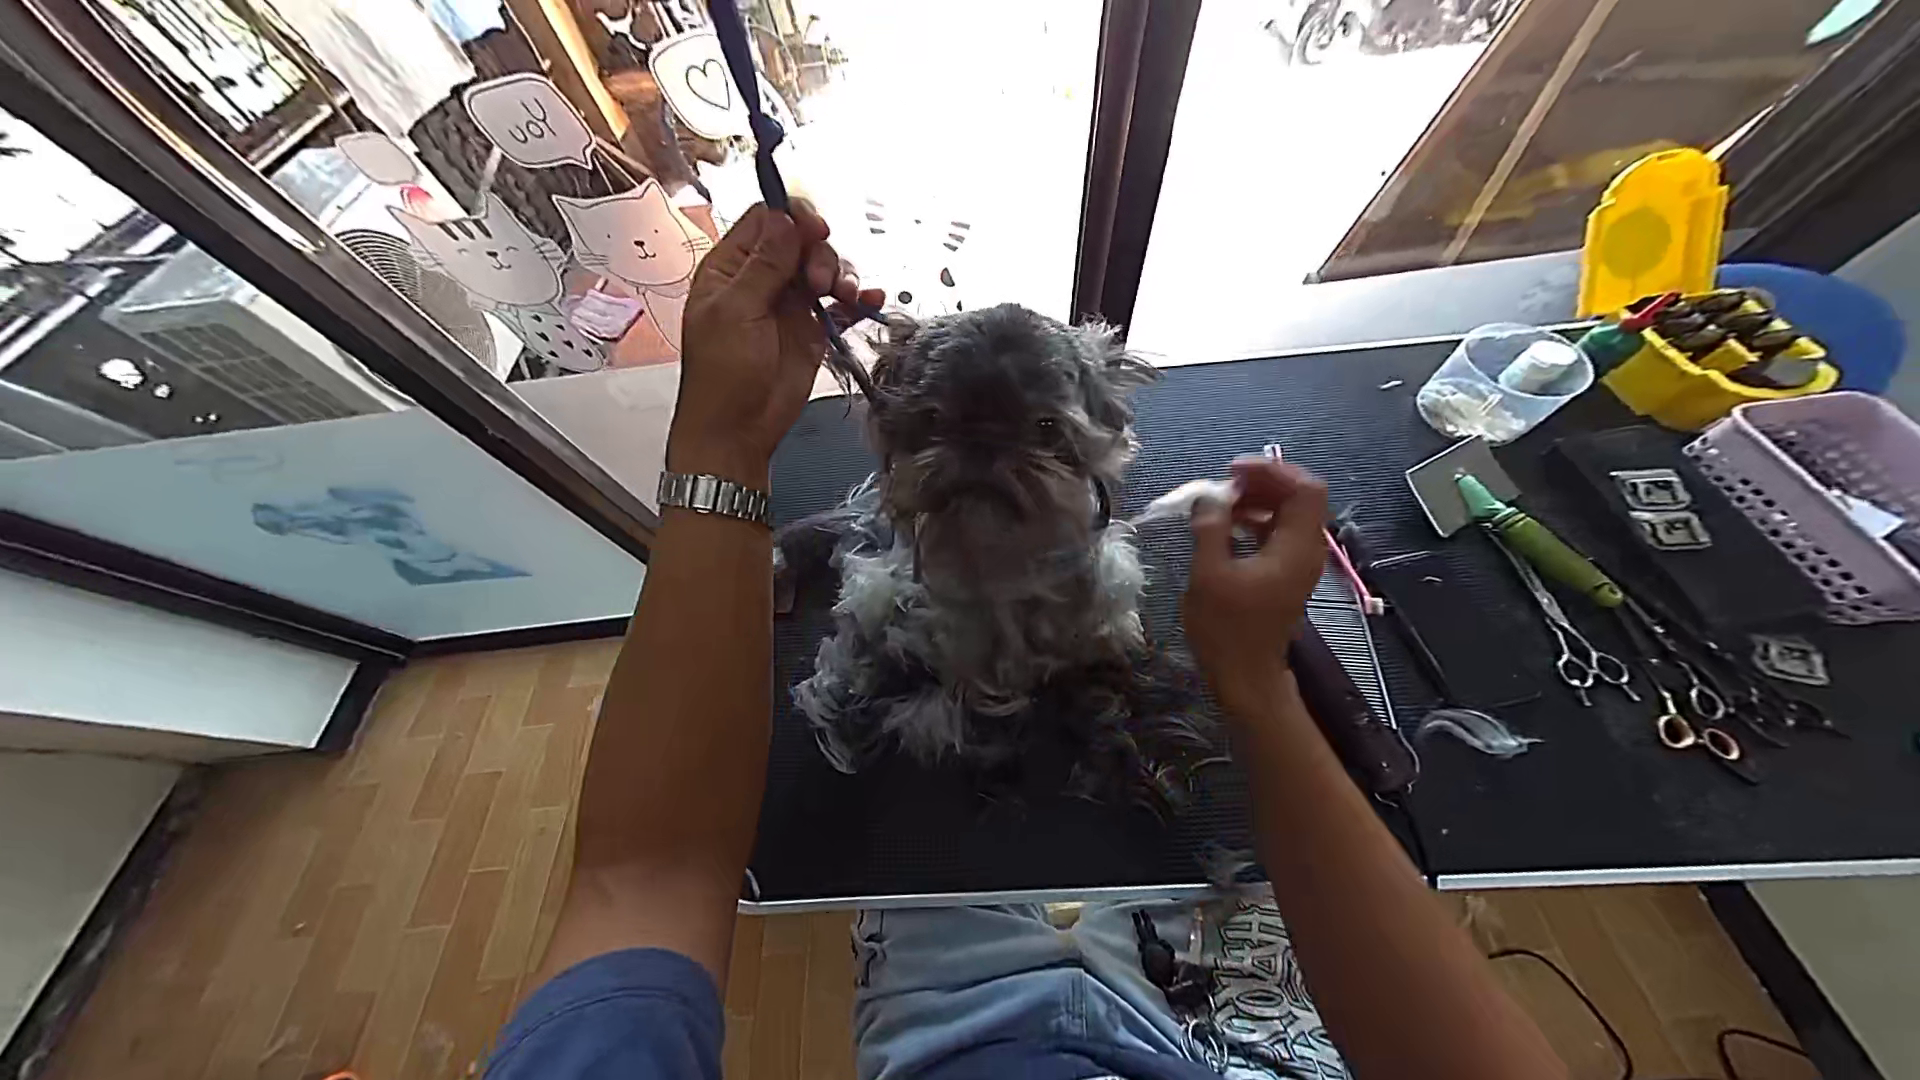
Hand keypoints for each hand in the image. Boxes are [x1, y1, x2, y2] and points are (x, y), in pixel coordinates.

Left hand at [670, 202, 883, 487]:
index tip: (815, 231)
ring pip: (825, 271)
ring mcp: (791, 306)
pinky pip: (841, 308)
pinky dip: (858, 302)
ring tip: (844, 296)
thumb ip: (763, 266)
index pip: (766, 221)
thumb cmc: (723, 374)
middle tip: (821, 282)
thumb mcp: (736, 311)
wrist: (739, 427)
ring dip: (842, 276)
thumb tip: (785, 221)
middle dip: (820, 254)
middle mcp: (764, 281)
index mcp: (733, 268)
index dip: (793, 218)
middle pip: (802, 243)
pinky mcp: (814, 332)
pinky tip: (871, 301)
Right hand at [1182, 458, 1328, 710]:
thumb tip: (1209, 496)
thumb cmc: (1227, 628)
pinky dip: (1255, 522)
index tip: (1232, 470)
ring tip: (1220, 503)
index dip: (1272, 470)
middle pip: (1299, 498)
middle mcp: (1305, 551)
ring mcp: (1296, 564)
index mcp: (1295, 548)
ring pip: (1287, 516)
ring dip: (1257, 502)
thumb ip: (1211, 529)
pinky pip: (1277, 534)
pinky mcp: (1283, 575)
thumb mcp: (1209, 575)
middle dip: (1263, 483)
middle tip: (1223, 484)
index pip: (1304, 489)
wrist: (1245, 676)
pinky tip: (1226, 527)